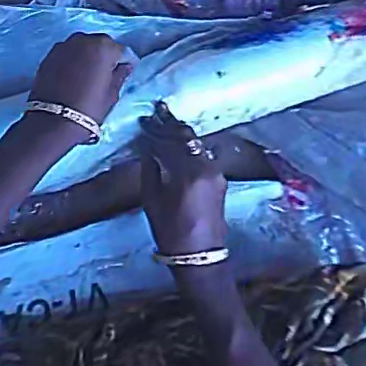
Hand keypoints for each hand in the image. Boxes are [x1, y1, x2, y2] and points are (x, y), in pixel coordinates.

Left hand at [29, 33, 131, 126]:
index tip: (128, 69)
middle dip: (106, 55)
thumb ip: (119, 75)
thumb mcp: (111, 94)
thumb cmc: (89, 108)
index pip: (121, 50)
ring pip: (82, 46)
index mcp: (103, 47)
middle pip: (101, 43)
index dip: (126, 61)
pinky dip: (73, 60)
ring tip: (90, 73)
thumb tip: (124, 67)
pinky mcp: (48, 56)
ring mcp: (63, 46)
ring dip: (88, 55)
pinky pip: (67, 53)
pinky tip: (74, 75)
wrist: (53, 121)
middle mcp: (83, 40)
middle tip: (108, 71)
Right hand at [140, 102, 228, 257]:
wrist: (199, 255)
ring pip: (197, 145)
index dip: (155, 130)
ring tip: (168, 123)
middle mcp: (205, 168)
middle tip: (160, 110)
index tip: (145, 120)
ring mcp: (216, 173)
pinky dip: (190, 148)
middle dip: (172, 124)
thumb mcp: (152, 200)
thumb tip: (148, 149)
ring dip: (182, 134)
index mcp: (187, 173)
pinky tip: (180, 145)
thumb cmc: (170, 230)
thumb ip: (150, 170)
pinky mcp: (220, 179)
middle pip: (187, 138)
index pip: (168, 142)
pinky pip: (203, 156)